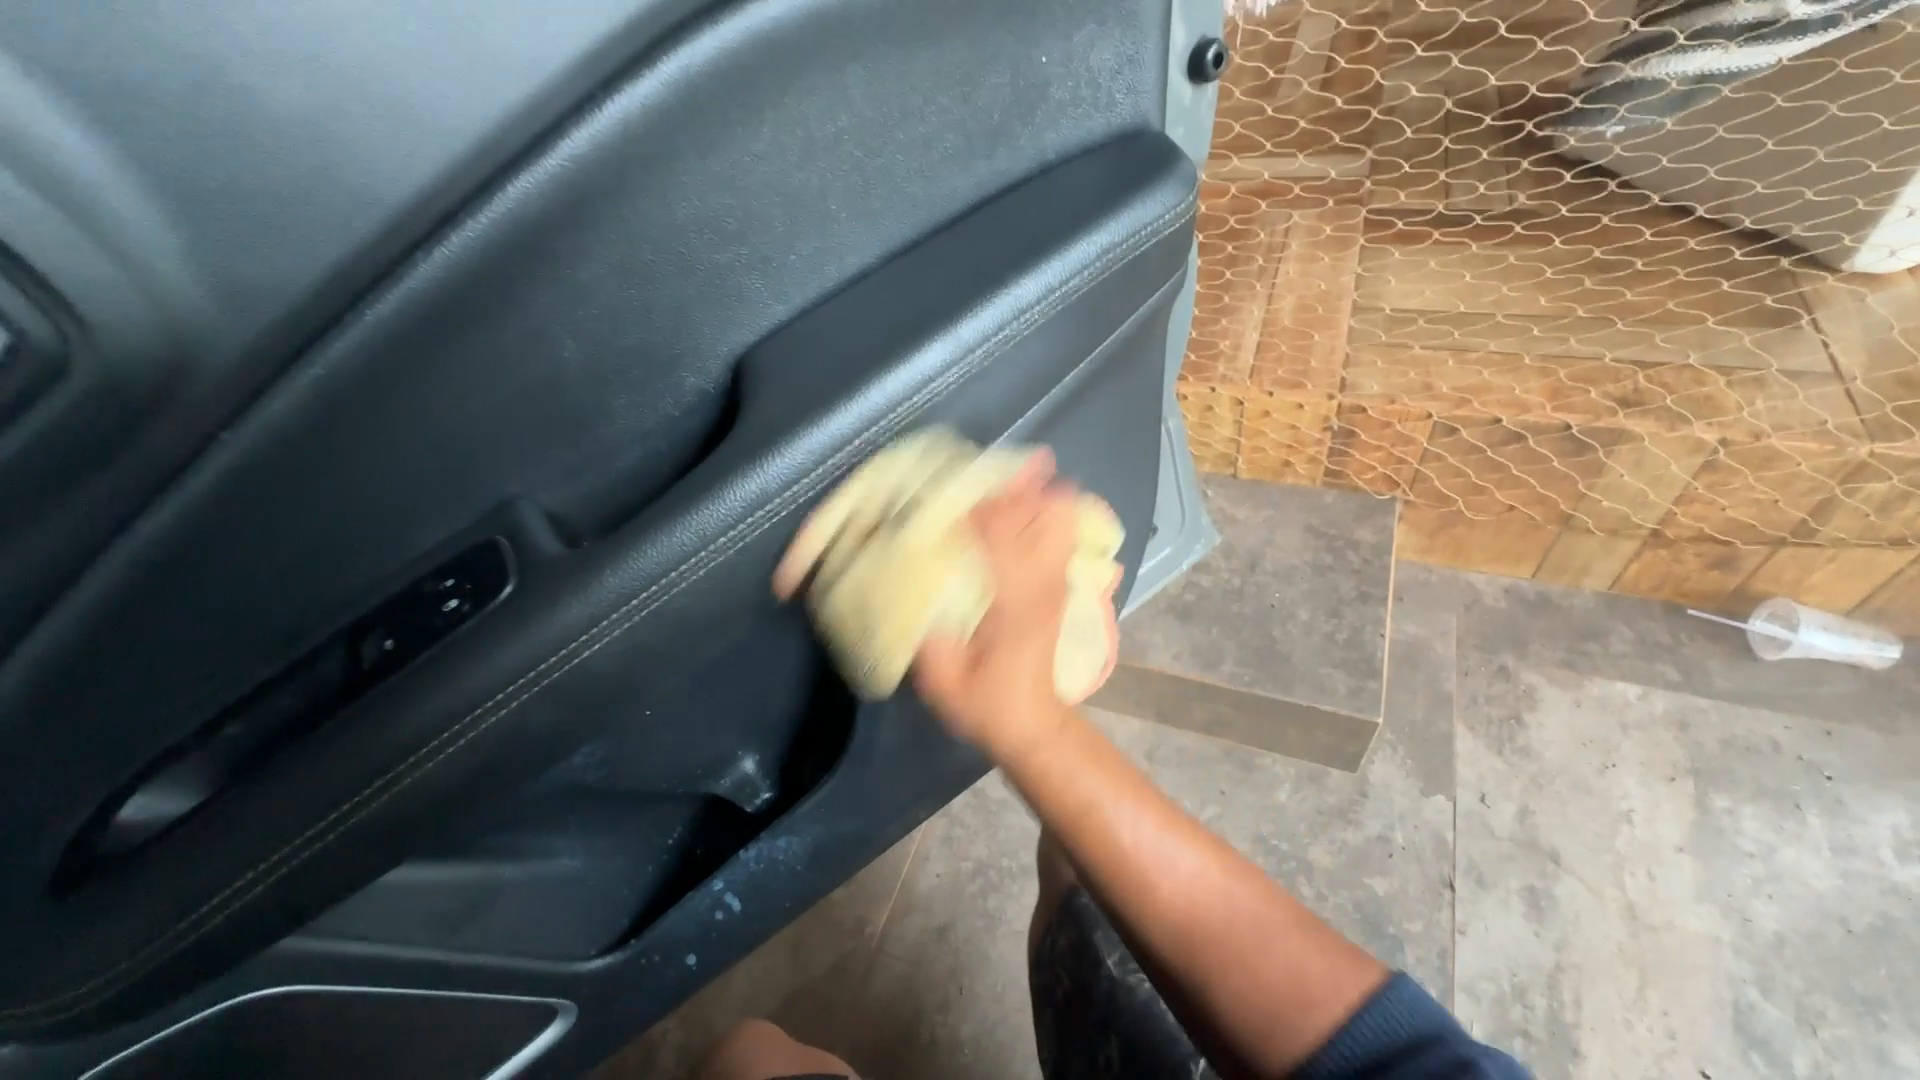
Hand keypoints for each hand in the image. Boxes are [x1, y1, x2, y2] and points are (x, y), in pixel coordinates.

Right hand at [913, 449, 1080, 761]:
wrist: (1033, 725)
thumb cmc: (986, 705)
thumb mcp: (944, 680)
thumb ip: (927, 634)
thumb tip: (905, 584)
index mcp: (1014, 605)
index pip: (1002, 539)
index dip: (977, 510)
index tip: (948, 494)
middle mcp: (1043, 584)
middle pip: (1043, 516)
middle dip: (1015, 488)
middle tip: (982, 474)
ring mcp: (1057, 583)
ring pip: (1058, 519)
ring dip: (1031, 494)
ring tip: (1001, 479)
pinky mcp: (1058, 585)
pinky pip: (1059, 533)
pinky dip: (1042, 510)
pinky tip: (1019, 502)